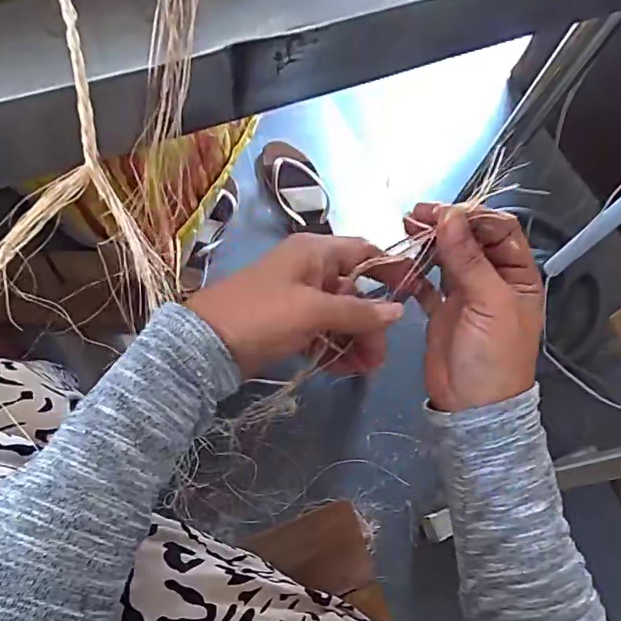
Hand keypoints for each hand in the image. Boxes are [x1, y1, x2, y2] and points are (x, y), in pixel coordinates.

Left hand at [185, 233, 404, 377]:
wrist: (207, 344)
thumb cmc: (262, 315)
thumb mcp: (314, 311)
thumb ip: (358, 312)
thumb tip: (398, 311)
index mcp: (316, 252)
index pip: (366, 252)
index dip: (391, 271)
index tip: (413, 296)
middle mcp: (310, 270)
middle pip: (355, 292)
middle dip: (371, 324)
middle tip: (377, 356)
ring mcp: (299, 299)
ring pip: (340, 317)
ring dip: (355, 341)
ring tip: (363, 369)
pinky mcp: (289, 325)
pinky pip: (322, 333)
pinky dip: (334, 349)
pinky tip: (344, 369)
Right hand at [406, 203, 544, 410]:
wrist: (472, 406)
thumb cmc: (494, 356)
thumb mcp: (490, 303)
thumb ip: (468, 258)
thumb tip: (449, 215)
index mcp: (518, 274)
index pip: (499, 230)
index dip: (472, 216)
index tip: (443, 212)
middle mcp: (494, 280)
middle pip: (470, 239)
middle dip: (446, 224)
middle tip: (416, 215)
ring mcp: (466, 295)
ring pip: (448, 257)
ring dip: (429, 242)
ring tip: (406, 229)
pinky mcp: (443, 312)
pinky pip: (429, 284)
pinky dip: (416, 272)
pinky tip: (403, 263)